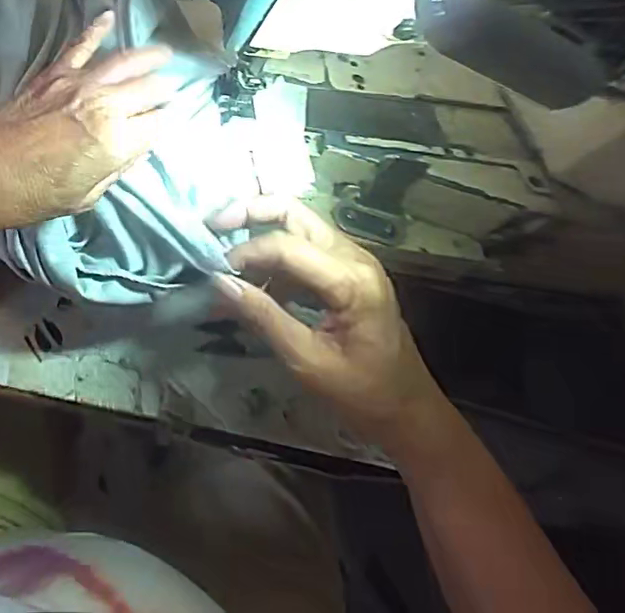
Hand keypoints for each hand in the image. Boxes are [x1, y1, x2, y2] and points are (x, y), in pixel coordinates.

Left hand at [0, 11, 175, 231]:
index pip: (158, 123)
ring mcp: (77, 84)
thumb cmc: (31, 195)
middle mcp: (104, 105)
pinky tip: (109, 18)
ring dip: (148, 55)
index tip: (171, 120)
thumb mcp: (84, 197)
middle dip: (164, 88)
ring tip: (165, 52)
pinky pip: (79, 46)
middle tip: (172, 88)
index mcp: (116, 141)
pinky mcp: (52, 74)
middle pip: (147, 88)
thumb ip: (115, 170)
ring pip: (123, 61)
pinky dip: (96, 30)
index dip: (168, 121)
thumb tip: (135, 150)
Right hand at [210, 197, 450, 452]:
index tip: (215, 272)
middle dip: (249, 212)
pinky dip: (273, 257)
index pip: (285, 245)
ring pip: (296, 223)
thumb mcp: (307, 361)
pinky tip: (253, 284)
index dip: (245, 253)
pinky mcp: (345, 271)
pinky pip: (302, 247)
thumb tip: (219, 283)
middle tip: (214, 226)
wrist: (410, 413)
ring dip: (258, 232)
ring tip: (227, 257)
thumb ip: (263, 317)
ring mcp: (351, 260)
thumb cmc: (364, 394)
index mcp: (351, 279)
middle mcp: (353, 257)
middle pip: (293, 211)